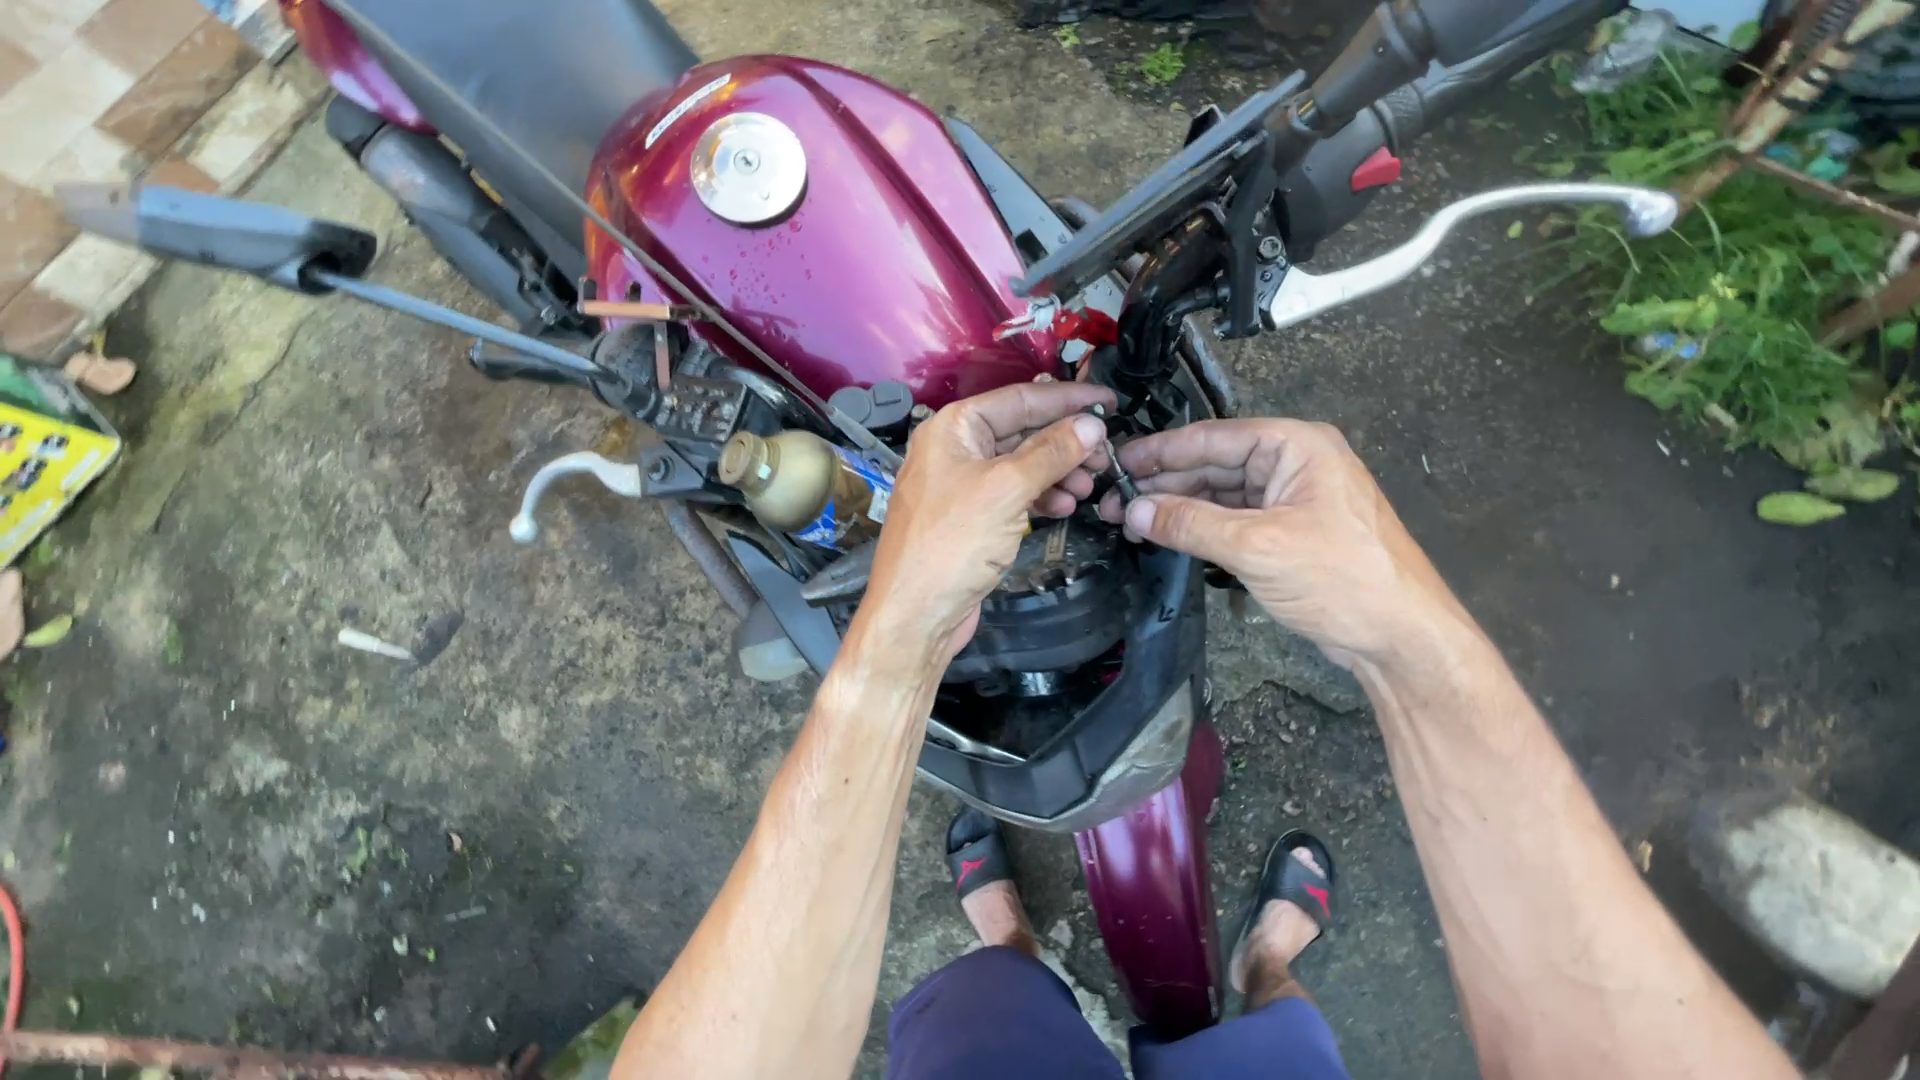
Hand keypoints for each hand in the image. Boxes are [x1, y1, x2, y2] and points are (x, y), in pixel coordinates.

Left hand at [860, 381, 1115, 662]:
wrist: (914, 613)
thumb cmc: (950, 545)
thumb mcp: (1007, 490)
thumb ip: (1051, 453)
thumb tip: (1090, 425)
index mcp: (954, 428)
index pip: (1020, 398)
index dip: (1067, 399)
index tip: (1107, 402)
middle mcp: (955, 449)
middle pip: (1022, 431)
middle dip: (1066, 442)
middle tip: (1105, 455)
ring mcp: (962, 485)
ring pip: (1021, 465)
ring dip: (1058, 472)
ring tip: (1088, 486)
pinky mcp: (971, 518)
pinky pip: (1013, 494)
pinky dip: (1040, 497)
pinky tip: (1064, 507)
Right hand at [1096, 419, 1462, 667]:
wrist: (1400, 637)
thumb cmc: (1340, 578)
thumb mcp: (1257, 547)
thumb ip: (1191, 524)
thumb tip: (1135, 511)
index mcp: (1295, 446)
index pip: (1212, 438)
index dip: (1160, 451)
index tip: (1117, 463)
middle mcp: (1293, 464)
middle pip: (1213, 465)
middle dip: (1164, 484)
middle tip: (1115, 503)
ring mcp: (1291, 499)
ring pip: (1220, 494)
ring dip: (1178, 508)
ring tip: (1132, 522)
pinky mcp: (1288, 531)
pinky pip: (1234, 519)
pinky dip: (1201, 528)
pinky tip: (1168, 535)